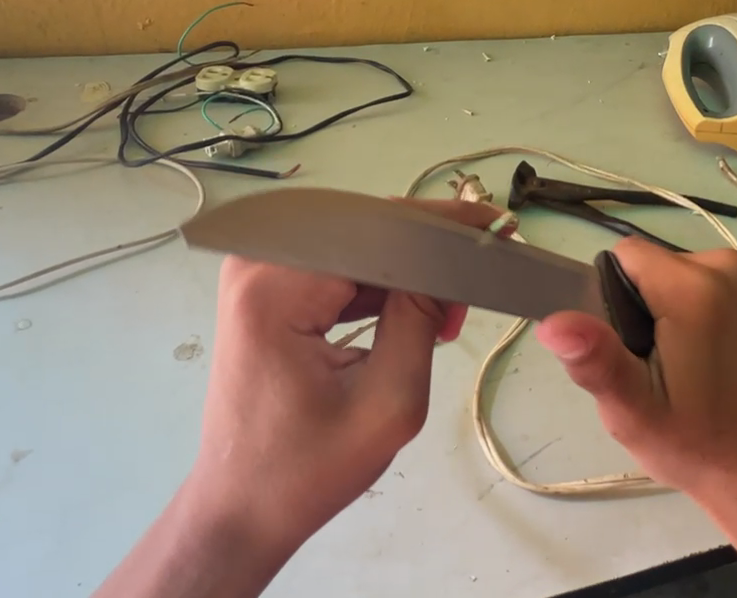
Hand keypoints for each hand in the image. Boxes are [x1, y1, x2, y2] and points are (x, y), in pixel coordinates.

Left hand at [98, 198, 506, 597]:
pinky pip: (340, 263)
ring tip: (447, 313)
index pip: (377, 230)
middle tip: (471, 291)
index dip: (442, 226)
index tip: (496, 232)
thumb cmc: (308, 470)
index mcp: (275, 287)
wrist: (240, 510)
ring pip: (359, 243)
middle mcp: (258, 261)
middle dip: (428, 253)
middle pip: (367, 229)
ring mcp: (258, 271)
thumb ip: (420, 320)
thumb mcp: (388, 401)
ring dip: (408, 271)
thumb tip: (450, 262)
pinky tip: (413, 312)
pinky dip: (381, 284)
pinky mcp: (268, 286)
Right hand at [536, 239, 736, 597]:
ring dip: (669, 305)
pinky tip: (711, 352)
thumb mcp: (636, 414)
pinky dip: (698, 304)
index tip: (629, 346)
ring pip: (677, 269)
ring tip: (686, 363)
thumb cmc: (700, 446)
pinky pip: (706, 277)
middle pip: (652, 264)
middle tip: (657, 366)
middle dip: (642, 304)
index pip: (625, 256)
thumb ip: (596, 361)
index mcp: (694, 288)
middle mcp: (727, 265)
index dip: (614, 297)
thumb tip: (552, 323)